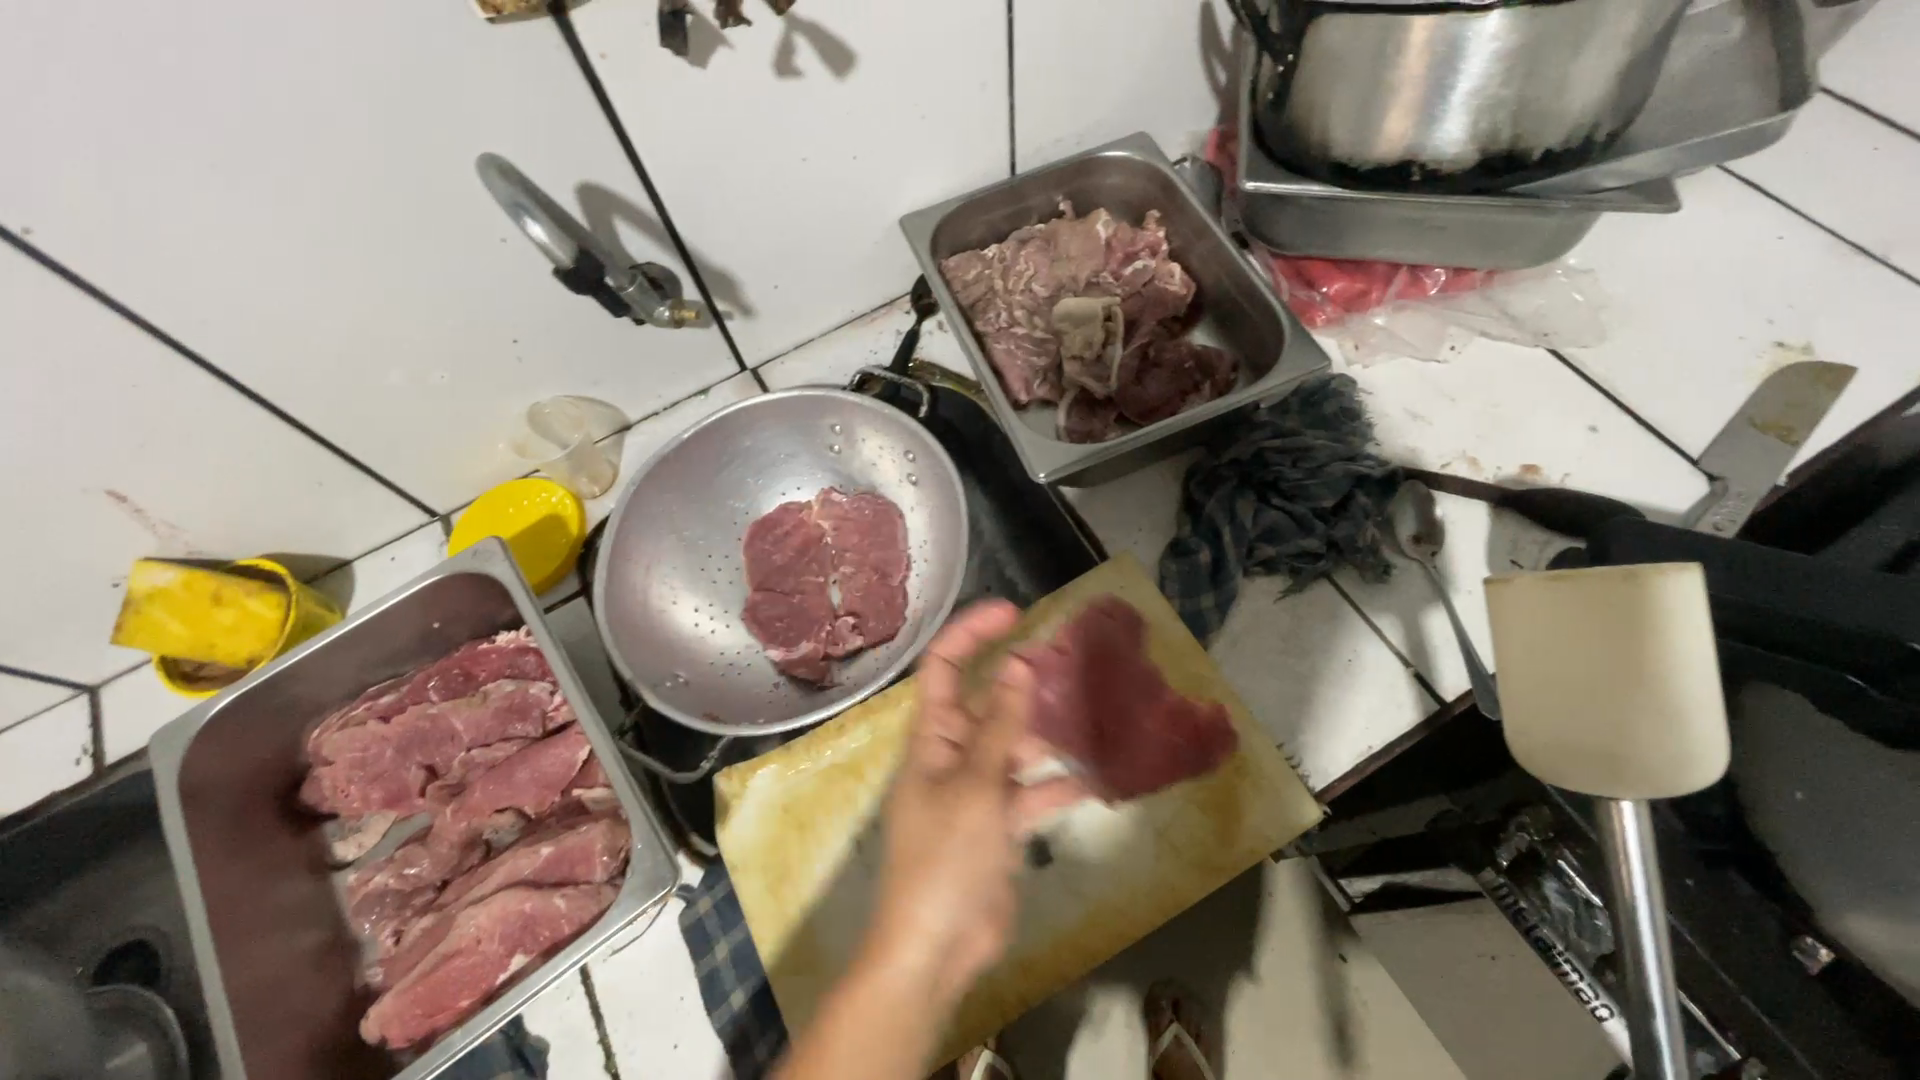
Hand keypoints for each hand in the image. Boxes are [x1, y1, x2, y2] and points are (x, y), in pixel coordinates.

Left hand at [861, 599, 1087, 1009]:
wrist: (936, 946)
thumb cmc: (945, 858)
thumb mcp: (975, 786)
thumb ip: (1000, 726)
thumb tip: (1020, 664)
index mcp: (932, 737)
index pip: (945, 667)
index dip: (973, 633)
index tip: (1016, 612)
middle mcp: (953, 755)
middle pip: (989, 702)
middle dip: (1025, 682)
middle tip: (1075, 664)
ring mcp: (978, 791)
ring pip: (1017, 746)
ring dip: (1049, 733)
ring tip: (1096, 713)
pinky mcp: (1001, 826)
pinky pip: (1033, 793)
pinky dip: (1060, 786)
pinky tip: (1099, 781)